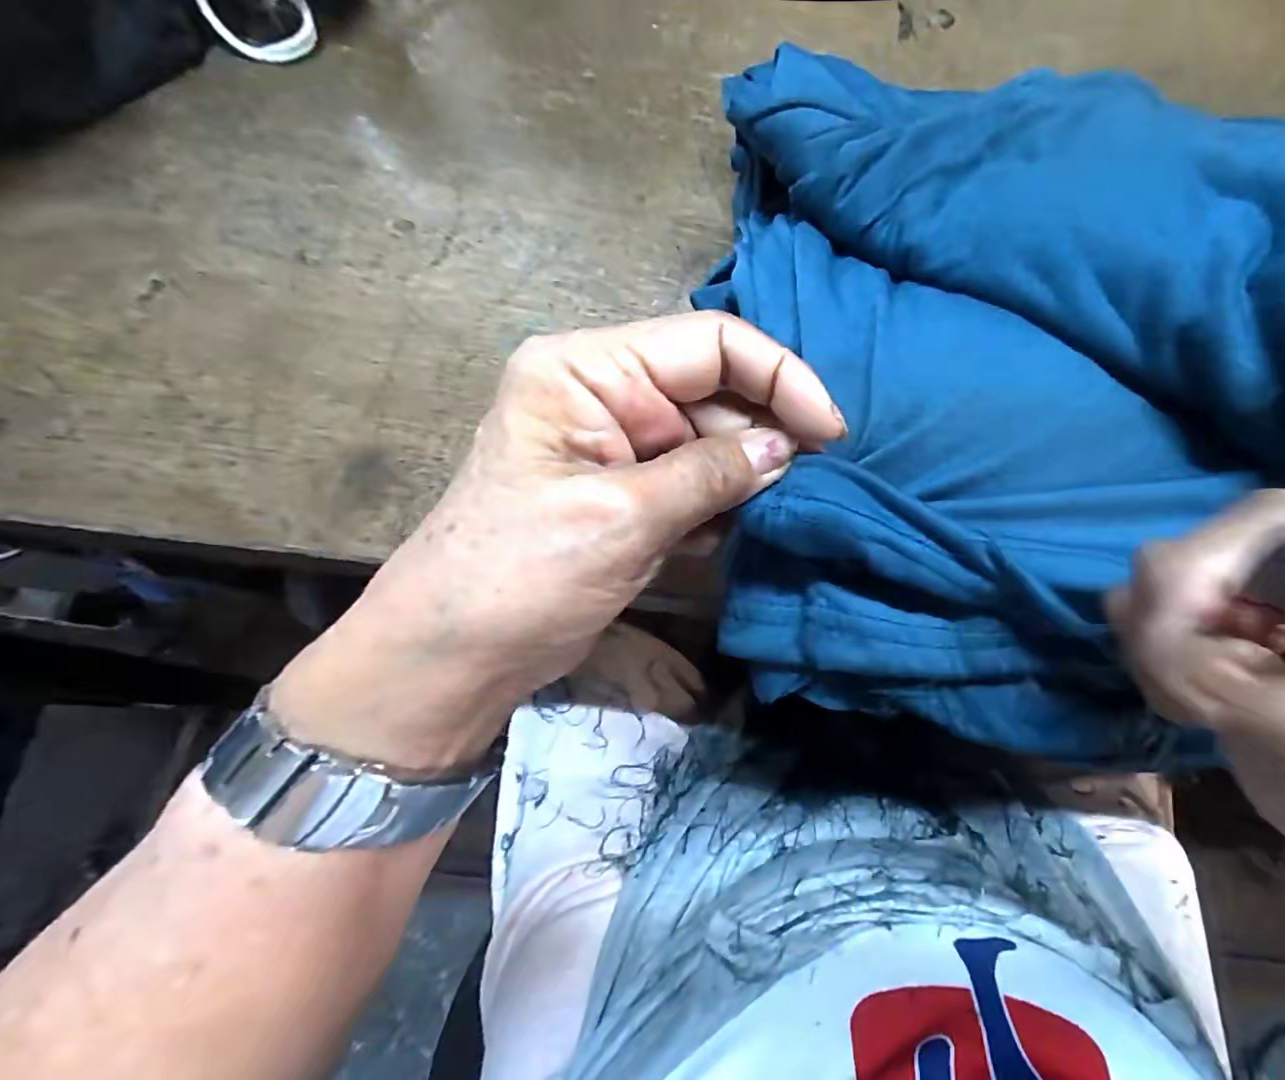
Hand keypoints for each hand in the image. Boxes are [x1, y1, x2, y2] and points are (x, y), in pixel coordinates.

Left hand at [273, 312, 845, 769]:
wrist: (454, 659)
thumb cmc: (519, 576)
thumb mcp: (623, 517)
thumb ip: (713, 473)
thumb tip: (788, 447)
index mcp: (590, 371)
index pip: (710, 344)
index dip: (780, 377)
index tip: (830, 430)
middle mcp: (613, 394)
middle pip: (722, 389)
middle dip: (773, 429)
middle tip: (821, 477)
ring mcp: (628, 445)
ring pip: (721, 439)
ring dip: (757, 472)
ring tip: (785, 507)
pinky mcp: (640, 491)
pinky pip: (707, 480)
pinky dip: (733, 502)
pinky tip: (735, 533)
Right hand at [1108, 491, 1284, 936]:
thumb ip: (1271, 702)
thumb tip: (1128, 609)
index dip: (1209, 568)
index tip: (1163, 645)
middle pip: (1246, 535)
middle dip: (1180, 596)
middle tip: (1157, 670)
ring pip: (1208, 565)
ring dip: (1165, 626)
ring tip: (1178, 701)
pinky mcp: (1273, 622)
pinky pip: (1192, 607)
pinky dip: (1163, 646)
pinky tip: (1182, 697)